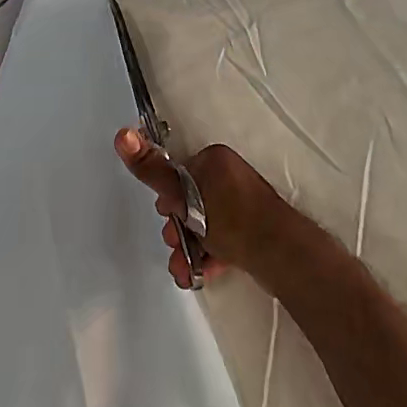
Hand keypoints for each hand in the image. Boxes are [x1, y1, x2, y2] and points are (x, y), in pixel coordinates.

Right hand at [113, 129, 298, 288]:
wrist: (284, 257)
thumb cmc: (232, 221)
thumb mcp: (183, 196)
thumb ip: (152, 170)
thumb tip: (121, 134)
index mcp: (214, 161)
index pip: (178, 175)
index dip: (168, 200)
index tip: (167, 217)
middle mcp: (230, 176)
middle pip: (189, 202)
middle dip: (178, 229)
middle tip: (176, 244)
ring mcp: (244, 204)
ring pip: (204, 224)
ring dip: (189, 246)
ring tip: (185, 268)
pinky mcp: (253, 229)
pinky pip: (223, 237)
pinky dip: (209, 254)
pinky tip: (199, 272)